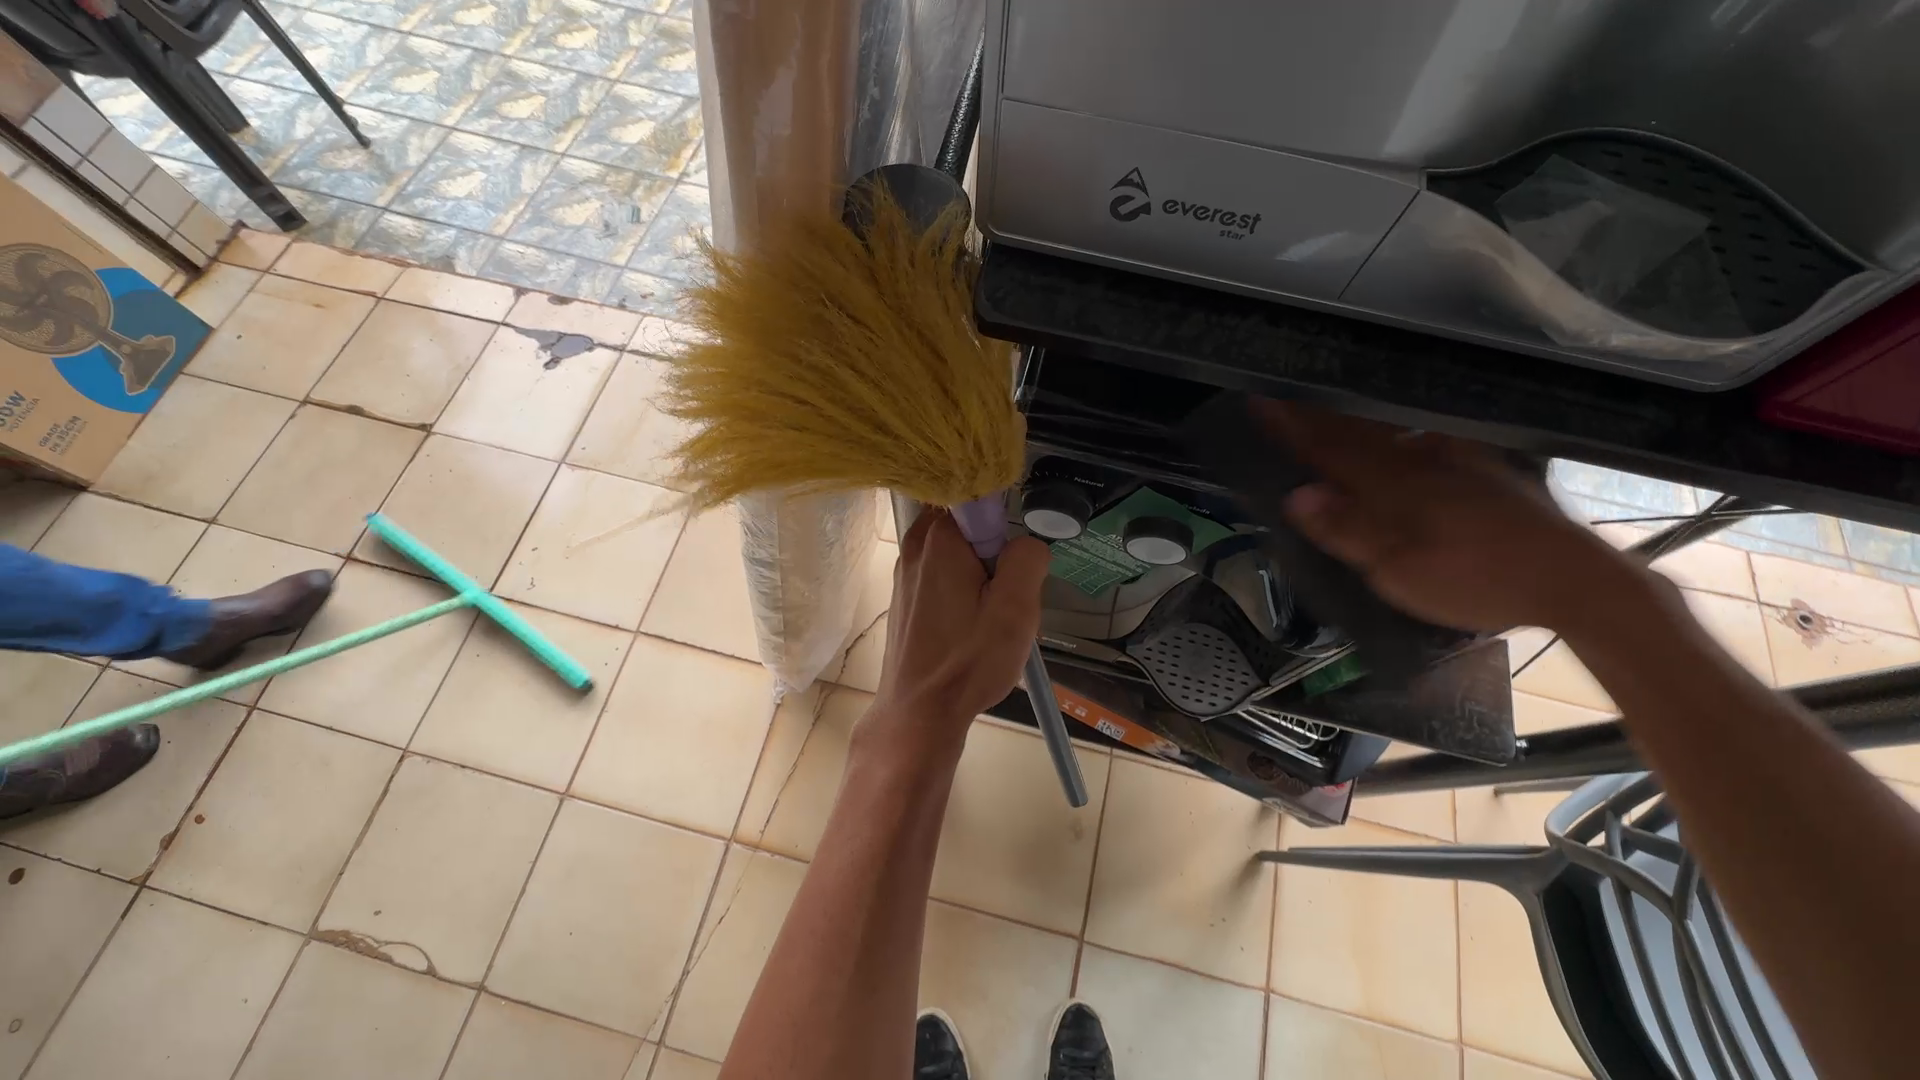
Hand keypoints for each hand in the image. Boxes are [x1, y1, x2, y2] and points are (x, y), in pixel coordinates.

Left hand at [862, 509, 1049, 756]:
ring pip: (958, 551)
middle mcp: (915, 544)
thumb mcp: (1015, 609)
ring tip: (987, 618)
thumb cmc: (967, 662)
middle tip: (1004, 595)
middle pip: (969, 524)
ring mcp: (905, 570)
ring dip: (980, 576)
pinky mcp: (905, 594)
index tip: (1011, 563)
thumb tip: (1026, 542)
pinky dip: (962, 591)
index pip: (979, 496)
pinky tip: (969, 628)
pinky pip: (943, 573)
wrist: (919, 713)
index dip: (1004, 525)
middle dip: (994, 552)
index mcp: (939, 537)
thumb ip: (1027, 559)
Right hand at [1261, 400, 1639, 634]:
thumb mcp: (1399, 571)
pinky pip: (1422, 442)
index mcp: (1394, 485)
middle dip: (1316, 418)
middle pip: (1357, 433)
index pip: (1329, 449)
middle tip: (1284, 402)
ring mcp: (1455, 463)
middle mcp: (1421, 463)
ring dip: (1354, 422)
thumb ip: (1348, 531)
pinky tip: (1402, 438)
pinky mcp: (1482, 471)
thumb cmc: (1476, 581)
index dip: (1292, 428)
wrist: (1568, 579)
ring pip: (1391, 434)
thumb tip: (1297, 495)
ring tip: (1329, 415)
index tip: (1260, 403)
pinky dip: (1397, 435)